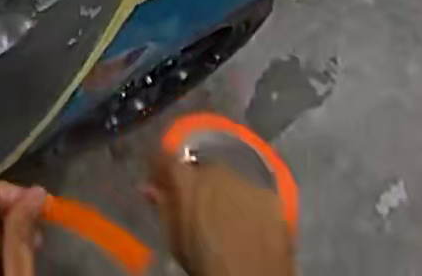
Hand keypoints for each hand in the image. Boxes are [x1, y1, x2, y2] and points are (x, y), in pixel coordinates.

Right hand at [145, 152, 295, 275]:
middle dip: (193, 182)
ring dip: (220, 191)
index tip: (158, 183)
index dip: (159, 170)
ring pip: (225, 179)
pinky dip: (245, 204)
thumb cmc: (207, 264)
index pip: (162, 157)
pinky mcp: (270, 198)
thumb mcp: (174, 237)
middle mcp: (213, 170)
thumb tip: (151, 187)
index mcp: (183, 176)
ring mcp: (245, 182)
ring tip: (223, 217)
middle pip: (196, 167)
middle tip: (194, 206)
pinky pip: (251, 193)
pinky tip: (246, 224)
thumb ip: (161, 204)